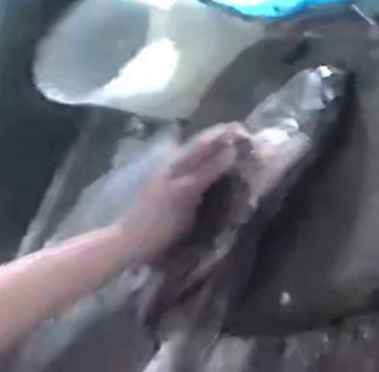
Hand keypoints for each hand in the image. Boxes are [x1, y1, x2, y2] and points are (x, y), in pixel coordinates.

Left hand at [116, 124, 247, 262]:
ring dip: (224, 150)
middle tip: (252, 145)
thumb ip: (207, 171)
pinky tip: (224, 173)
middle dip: (230, 139)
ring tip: (242, 156)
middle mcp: (177, 162)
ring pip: (204, 153)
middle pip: (208, 142)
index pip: (209, 137)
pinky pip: (200, 166)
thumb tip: (233, 150)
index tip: (252, 136)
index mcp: (179, 160)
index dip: (231, 132)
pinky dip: (215, 163)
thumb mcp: (184, 195)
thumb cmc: (156, 221)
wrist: (126, 246)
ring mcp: (174, 174)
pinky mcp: (175, 187)